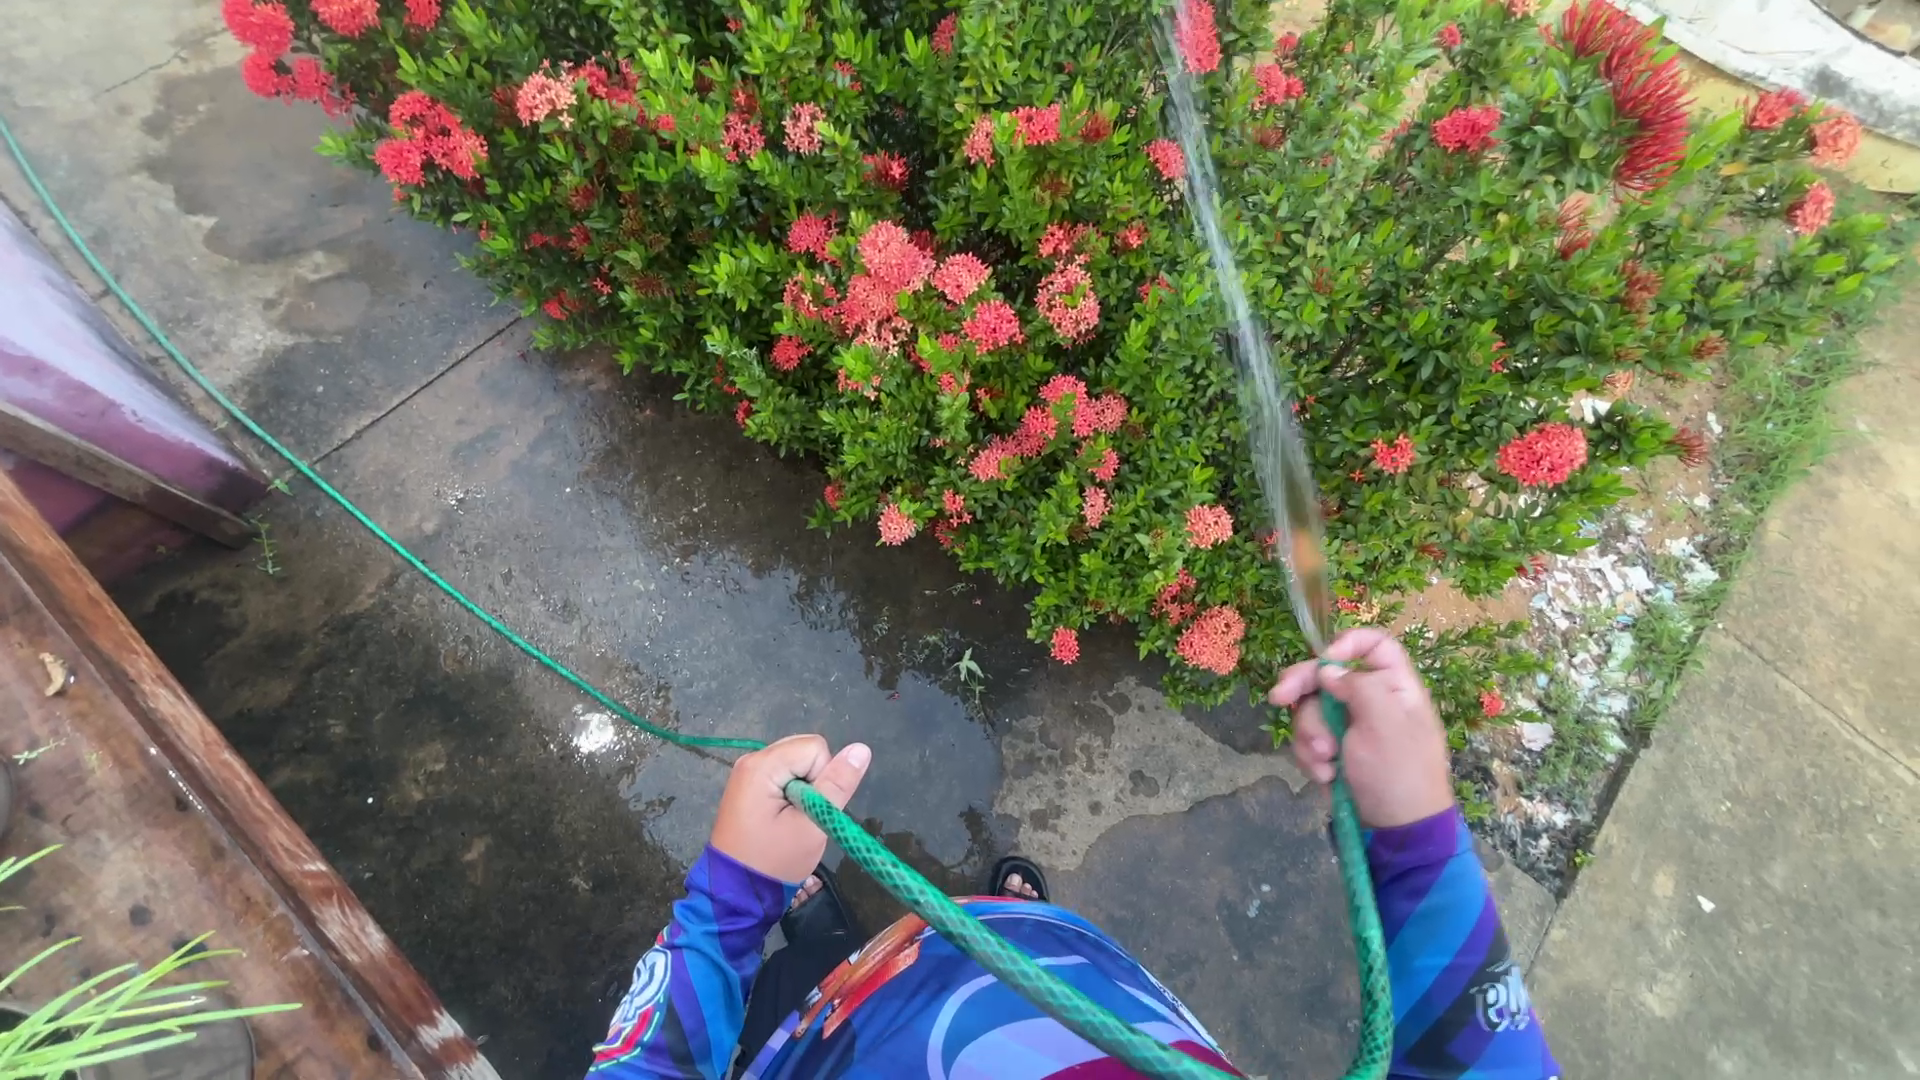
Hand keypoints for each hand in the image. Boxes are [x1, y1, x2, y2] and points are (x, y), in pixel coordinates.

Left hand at [709, 735, 871, 883]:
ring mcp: (748, 772)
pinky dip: (792, 791)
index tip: (810, 810)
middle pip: (805, 750)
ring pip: (797, 762)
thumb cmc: (774, 862)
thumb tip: (862, 748)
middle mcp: (752, 760)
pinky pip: (784, 773)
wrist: (734, 897)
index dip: (824, 778)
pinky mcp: (749, 785)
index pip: (816, 748)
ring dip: (805, 787)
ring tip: (792, 819)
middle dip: (814, 780)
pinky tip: (784, 817)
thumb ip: (837, 784)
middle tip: (802, 815)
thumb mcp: (812, 825)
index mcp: (762, 765)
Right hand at [1267, 628, 1453, 828]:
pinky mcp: (1331, 748)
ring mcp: (1348, 725)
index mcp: (1395, 687)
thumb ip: (1358, 686)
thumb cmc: (1399, 772)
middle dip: (1302, 689)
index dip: (1347, 644)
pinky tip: (1325, 774)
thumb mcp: (1385, 724)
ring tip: (1324, 759)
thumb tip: (1327, 670)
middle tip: (1278, 698)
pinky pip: (1305, 737)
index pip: (1374, 645)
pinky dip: (1309, 755)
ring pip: (1309, 707)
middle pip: (1326, 674)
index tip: (1324, 661)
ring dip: (1309, 733)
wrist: (1395, 830)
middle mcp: (1370, 700)